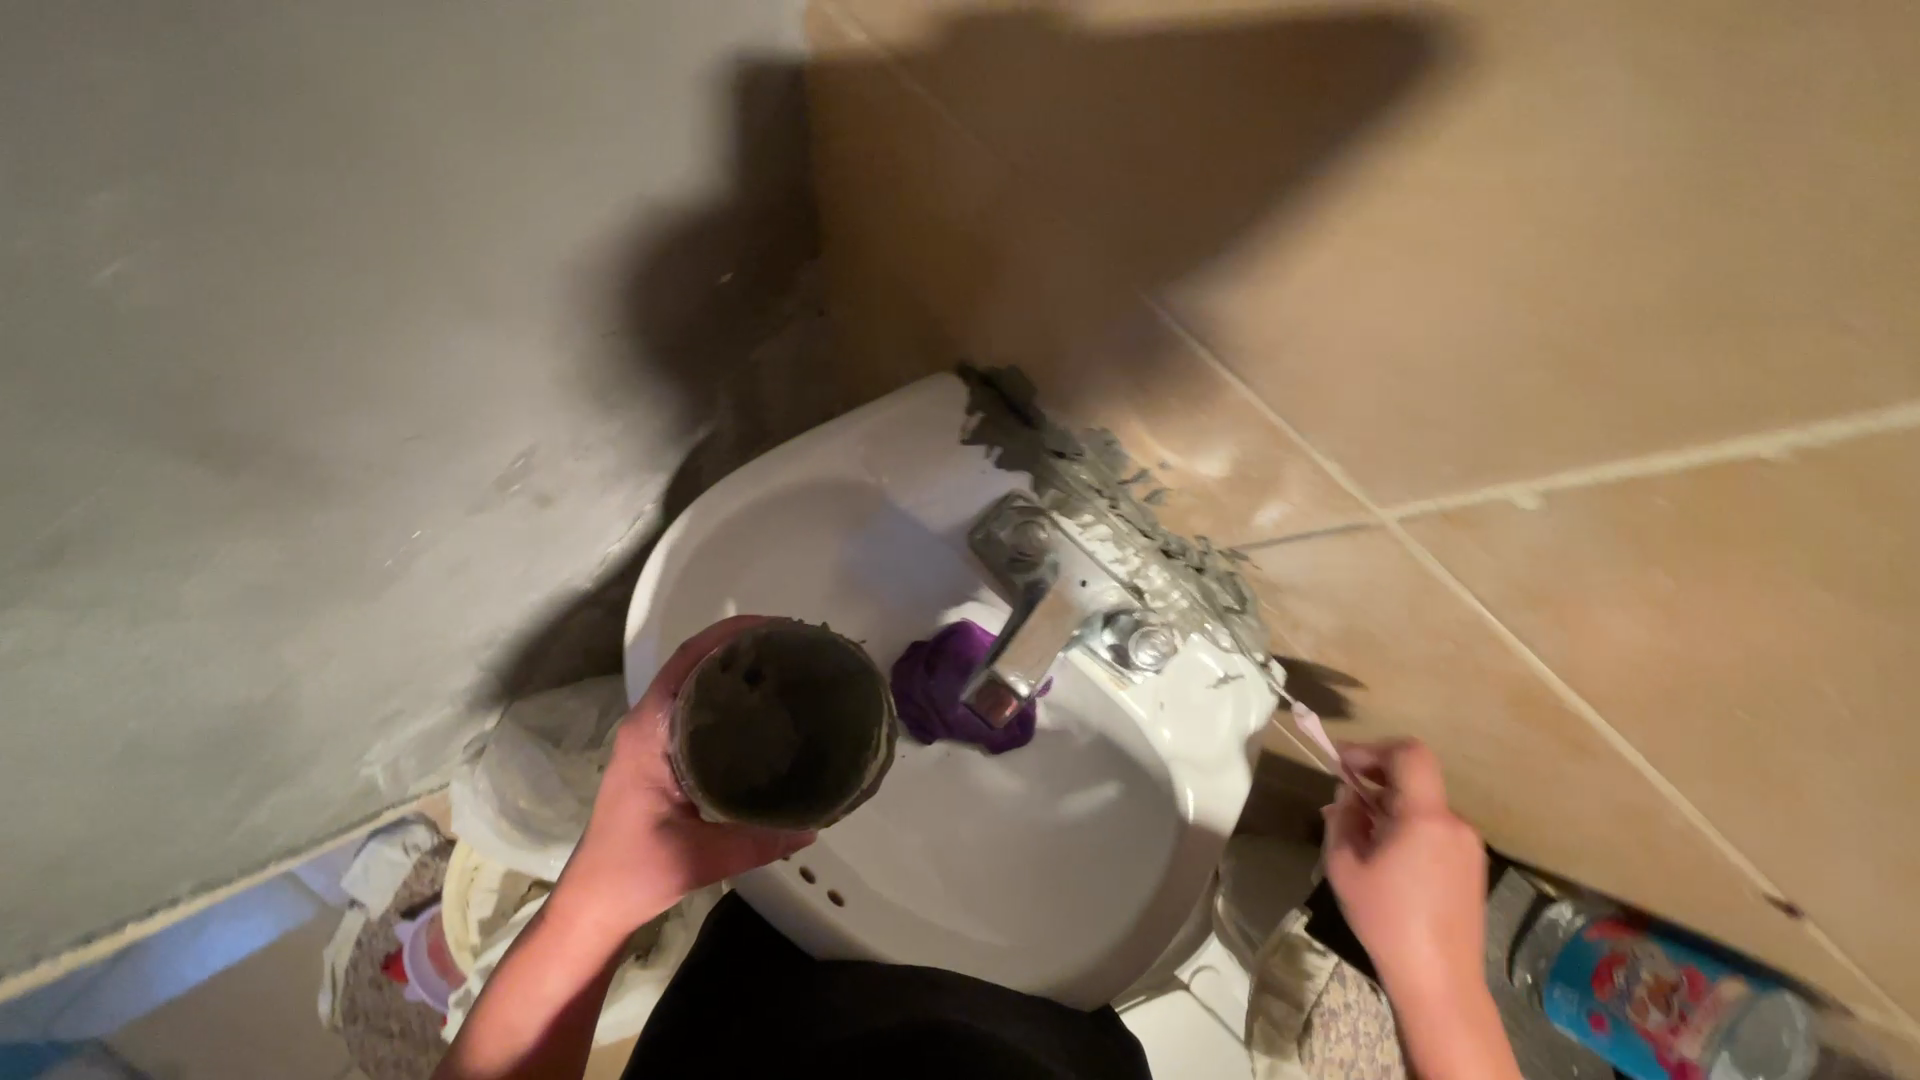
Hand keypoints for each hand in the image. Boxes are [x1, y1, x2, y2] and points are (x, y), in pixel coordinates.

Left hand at [548, 615, 814, 945]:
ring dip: (732, 665)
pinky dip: (726, 691)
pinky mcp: (658, 751)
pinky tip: (761, 705)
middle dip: (740, 644)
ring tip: (784, 666)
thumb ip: (759, 842)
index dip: (729, 635)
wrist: (593, 902)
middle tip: (793, 646)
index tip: (776, 628)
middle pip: (693, 662)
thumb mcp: (701, 859)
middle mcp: (648, 723)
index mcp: (651, 732)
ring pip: (693, 681)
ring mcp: (650, 735)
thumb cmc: (635, 874)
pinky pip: (694, 704)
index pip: (687, 661)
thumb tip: (814, 824)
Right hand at [1322, 738, 1487, 1002]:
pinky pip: (1434, 828)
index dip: (1372, 748)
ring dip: (1389, 805)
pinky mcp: (1471, 866)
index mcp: (1425, 817)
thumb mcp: (1344, 864)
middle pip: (1414, 778)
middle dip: (1375, 779)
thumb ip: (1342, 818)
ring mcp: (1468, 846)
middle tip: (1343, 800)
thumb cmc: (1385, 919)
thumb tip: (1347, 796)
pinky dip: (1407, 826)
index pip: (1409, 754)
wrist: (1439, 979)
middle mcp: (1454, 823)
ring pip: (1422, 805)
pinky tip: (1386, 857)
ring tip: (1360, 835)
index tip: (1342, 764)